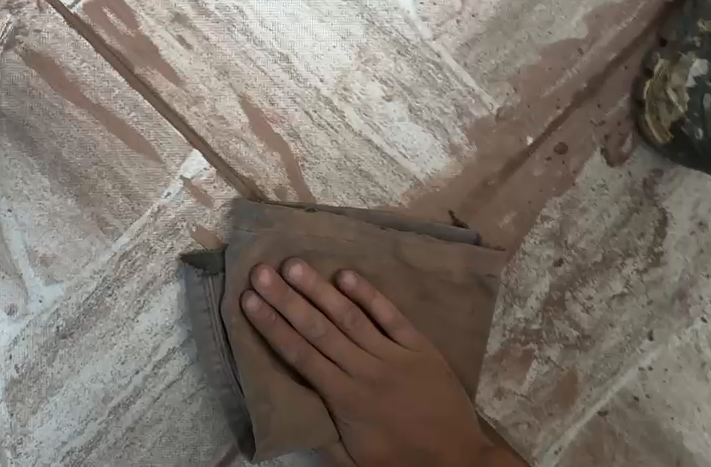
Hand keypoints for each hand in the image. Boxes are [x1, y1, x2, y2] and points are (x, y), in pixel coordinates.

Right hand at [242, 259, 524, 466]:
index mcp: (345, 400)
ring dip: (319, 290)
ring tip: (293, 264)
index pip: (299, 356)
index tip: (247, 300)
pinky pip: (391, 317)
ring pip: (349, 317)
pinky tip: (345, 273)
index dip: (272, 327)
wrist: (462, 463)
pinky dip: (369, 295)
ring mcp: (393, 356)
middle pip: (317, 330)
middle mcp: (364, 372)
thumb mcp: (356, 460)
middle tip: (260, 271)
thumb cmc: (401, 460)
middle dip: (285, 299)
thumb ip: (323, 437)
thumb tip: (286, 413)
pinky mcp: (419, 347)